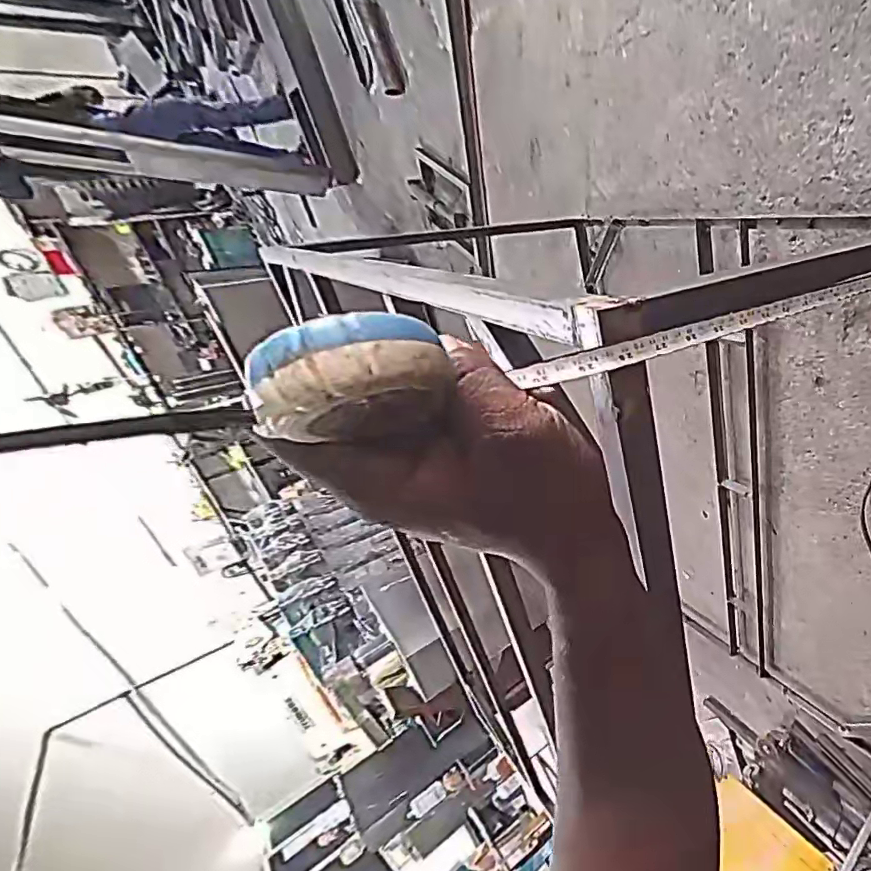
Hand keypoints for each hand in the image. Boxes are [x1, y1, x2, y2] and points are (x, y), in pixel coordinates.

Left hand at [261, 337, 619, 576]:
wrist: (578, 530)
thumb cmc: (548, 505)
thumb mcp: (513, 431)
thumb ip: (470, 379)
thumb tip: (442, 345)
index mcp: (381, 482)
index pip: (292, 425)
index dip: (306, 375)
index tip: (337, 341)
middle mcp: (385, 472)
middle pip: (334, 401)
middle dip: (368, 364)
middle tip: (407, 343)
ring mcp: (411, 460)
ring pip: (379, 395)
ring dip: (409, 372)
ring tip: (448, 367)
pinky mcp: (438, 448)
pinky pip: (416, 403)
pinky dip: (435, 384)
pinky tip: (468, 383)